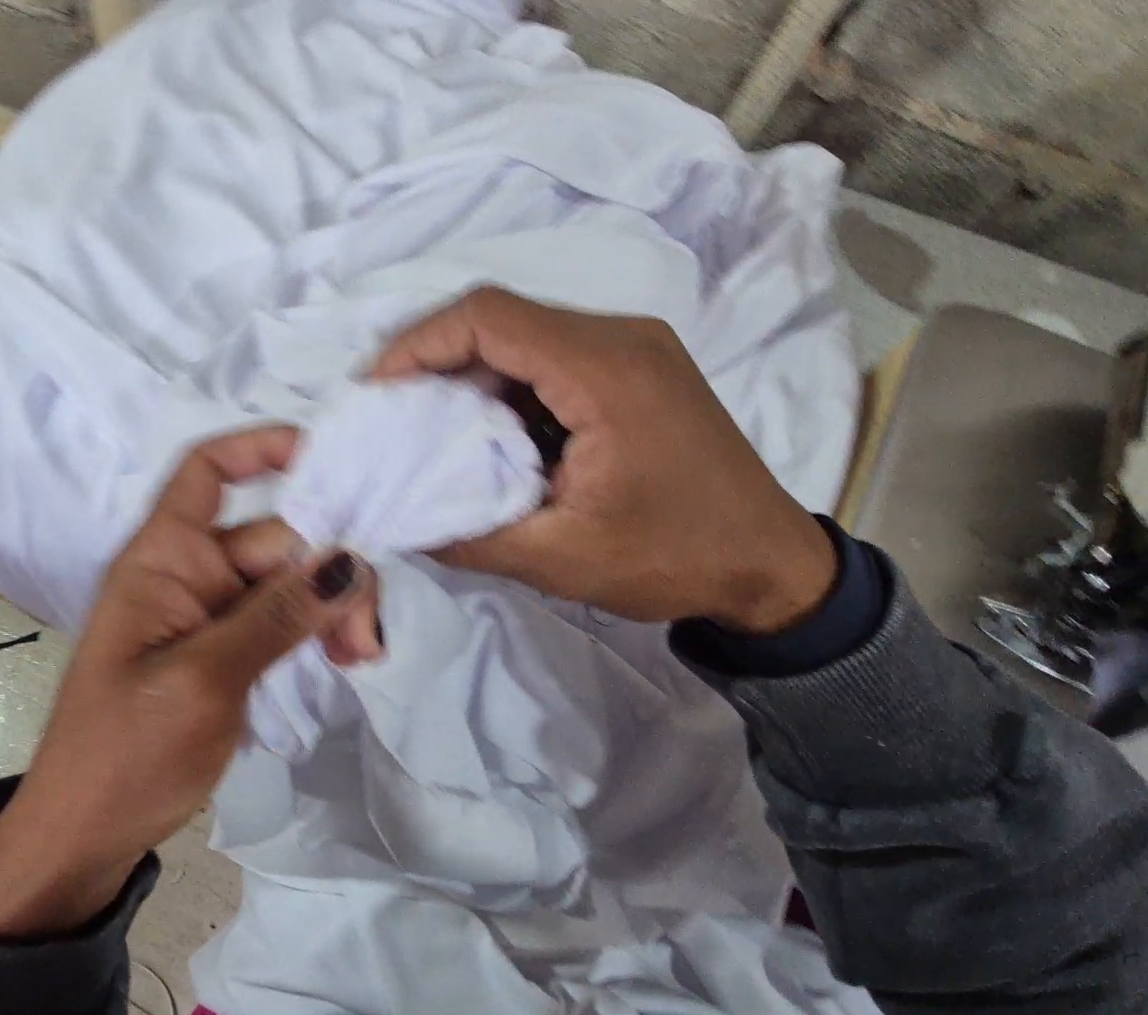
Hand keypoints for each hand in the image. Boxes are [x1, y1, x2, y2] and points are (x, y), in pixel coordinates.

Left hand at [0, 428, 373, 937]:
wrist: (87, 835)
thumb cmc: (124, 752)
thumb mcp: (203, 679)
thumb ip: (276, 616)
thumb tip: (348, 557)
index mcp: (162, 558)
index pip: (207, 473)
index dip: (262, 448)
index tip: (333, 464)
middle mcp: (190, 573)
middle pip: (276, 536)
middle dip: (330, 571)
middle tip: (366, 638)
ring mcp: (212, 615)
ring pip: (290, 582)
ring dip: (333, 607)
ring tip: (362, 657)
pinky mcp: (230, 653)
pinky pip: (285, 621)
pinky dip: (318, 632)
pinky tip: (348, 661)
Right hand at [373, 287, 836, 633]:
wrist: (770, 564)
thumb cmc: (674, 558)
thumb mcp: (559, 559)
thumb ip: (468, 537)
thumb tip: (400, 522)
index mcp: (605, 370)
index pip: (488, 317)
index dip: (418, 343)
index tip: (376, 391)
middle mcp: (620, 338)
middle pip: (500, 319)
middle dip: (434, 361)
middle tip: (392, 416)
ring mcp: (632, 349)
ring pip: (522, 337)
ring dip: (468, 377)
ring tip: (428, 430)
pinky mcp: (635, 369)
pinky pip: (550, 359)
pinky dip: (504, 389)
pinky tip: (485, 436)